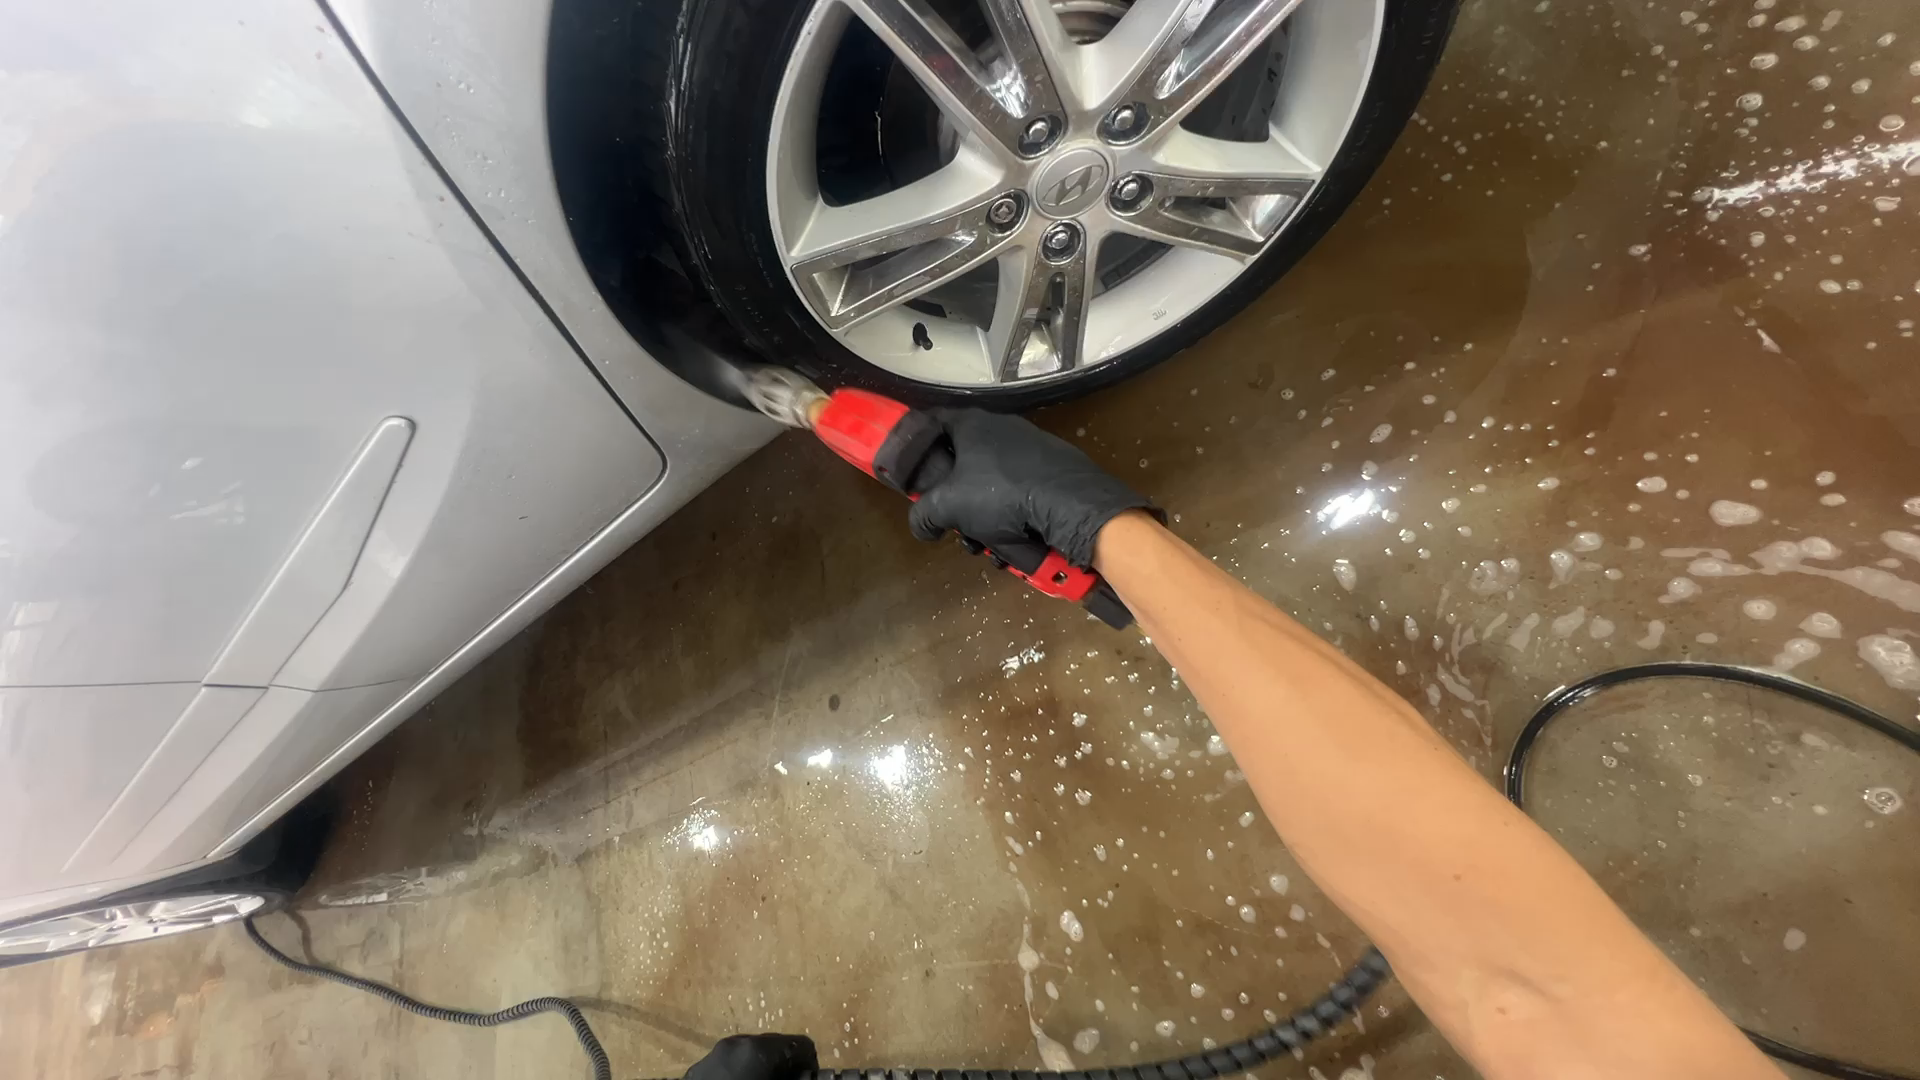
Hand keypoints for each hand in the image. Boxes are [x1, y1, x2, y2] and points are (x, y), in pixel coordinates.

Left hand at [685, 1034, 816, 1079]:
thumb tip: (806, 1076)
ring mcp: (712, 1056)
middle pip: (772, 1046)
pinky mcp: (695, 1072)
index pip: (800, 1044)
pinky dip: (737, 1076)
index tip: (809, 1078)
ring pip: (747, 1054)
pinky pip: (726, 1066)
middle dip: (782, 1065)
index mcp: (758, 1050)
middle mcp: (736, 1044)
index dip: (809, 1063)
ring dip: (758, 1069)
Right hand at [906, 409, 1154, 567]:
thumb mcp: (948, 506)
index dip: (915, 447)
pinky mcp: (1053, 471)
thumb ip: (923, 515)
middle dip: (958, 505)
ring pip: (993, 488)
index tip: (911, 475)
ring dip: (986, 523)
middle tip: (959, 529)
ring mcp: (1030, 449)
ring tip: (991, 549)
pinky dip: (1014, 522)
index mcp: (972, 424)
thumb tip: (921, 527)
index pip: (931, 423)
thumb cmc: (1002, 494)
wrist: (1072, 504)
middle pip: (963, 466)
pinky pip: (1020, 496)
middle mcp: (1002, 429)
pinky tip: (1017, 547)